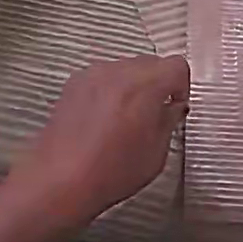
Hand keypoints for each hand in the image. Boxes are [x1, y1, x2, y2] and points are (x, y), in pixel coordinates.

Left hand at [11, 54, 188, 224]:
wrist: (60, 179)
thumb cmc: (111, 171)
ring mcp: (94, 73)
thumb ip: (169, 120)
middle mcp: (119, 71)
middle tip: (154, 113)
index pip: (176, 65)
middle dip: (158, 83)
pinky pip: (104, 75)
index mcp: (144, 85)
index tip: (175, 105)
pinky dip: (111, 89)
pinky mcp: (75, 81)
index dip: (181, 86)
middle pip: (151, 62)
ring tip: (125, 118)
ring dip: (133, 85)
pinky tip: (104, 118)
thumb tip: (172, 106)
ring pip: (126, 67)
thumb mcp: (156, 153)